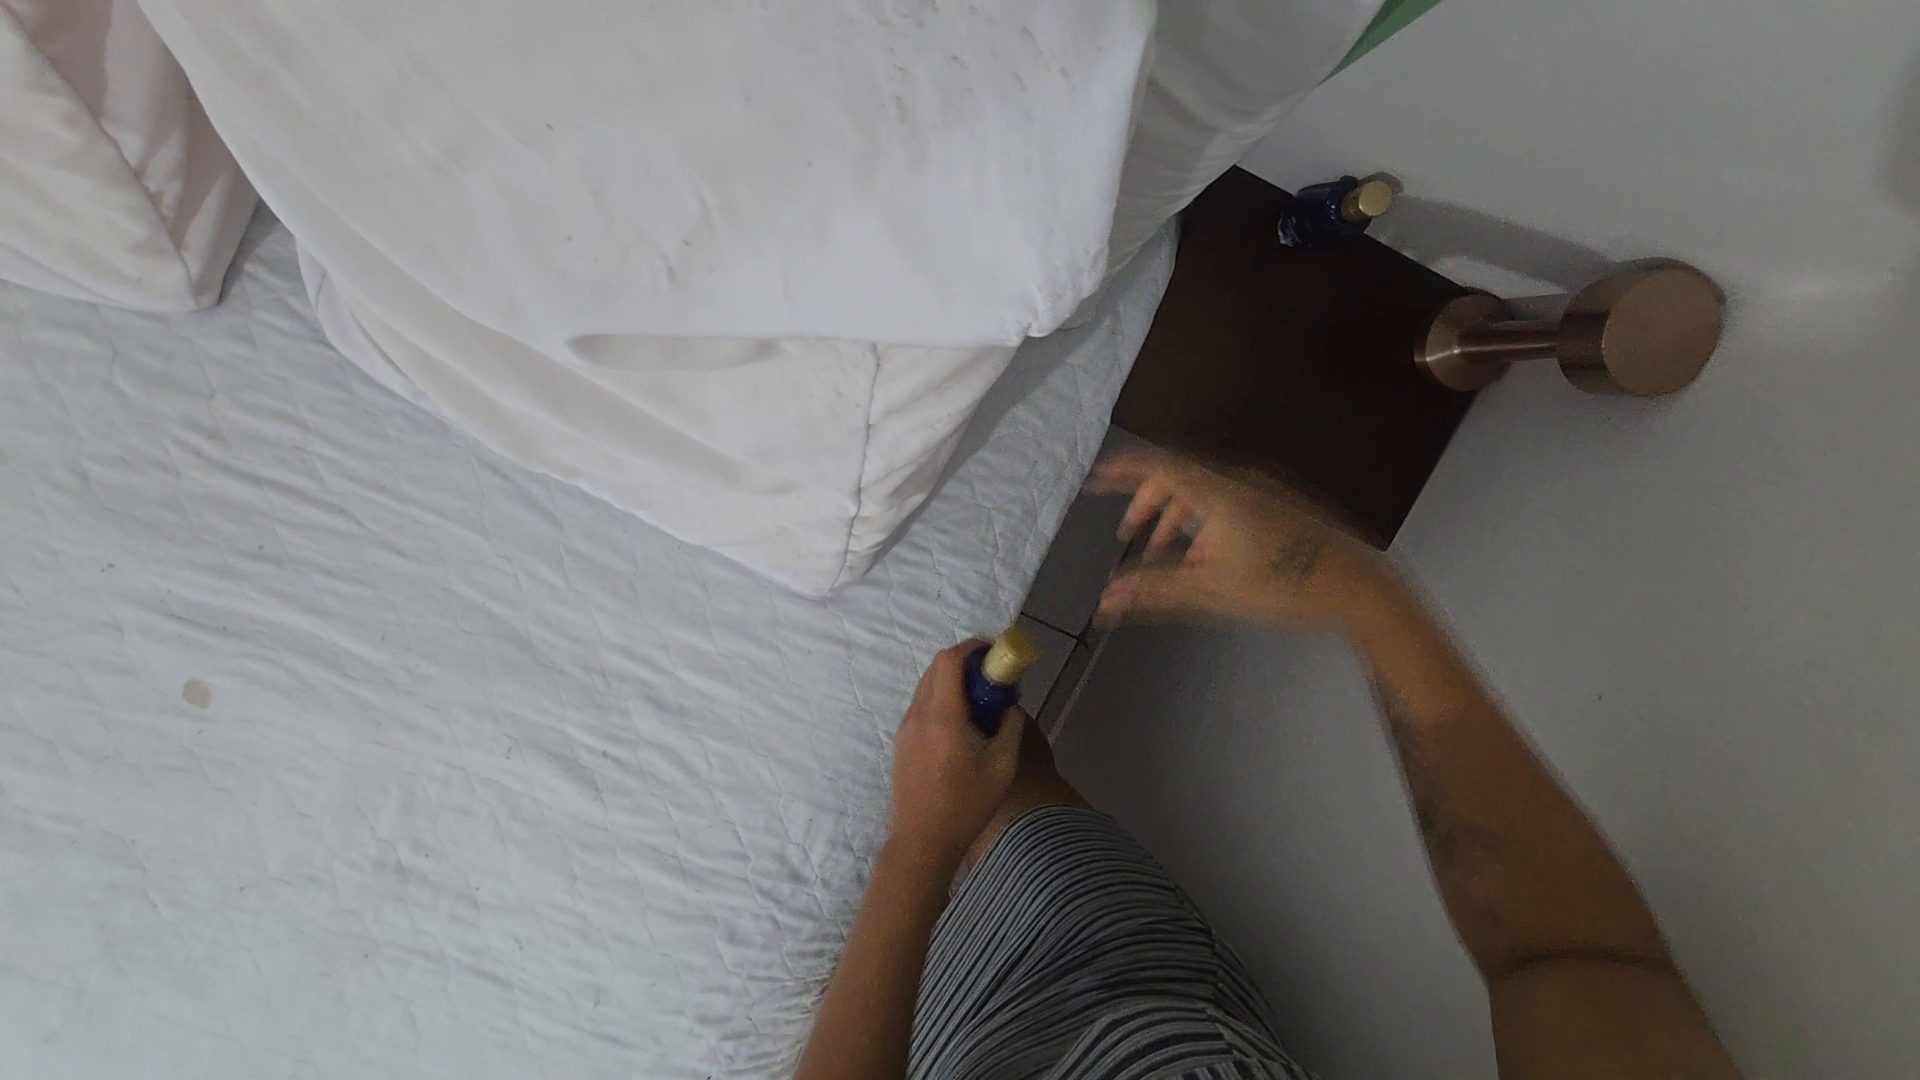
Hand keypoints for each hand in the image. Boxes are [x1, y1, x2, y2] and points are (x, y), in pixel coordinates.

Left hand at [888, 642, 1025, 866]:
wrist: (922, 841)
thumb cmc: (965, 806)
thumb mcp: (1002, 767)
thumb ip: (1009, 726)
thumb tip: (1010, 705)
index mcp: (942, 717)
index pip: (949, 661)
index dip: (972, 647)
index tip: (994, 652)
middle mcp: (918, 715)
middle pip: (937, 667)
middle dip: (965, 662)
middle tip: (992, 677)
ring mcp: (905, 727)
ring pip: (927, 685)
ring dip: (952, 680)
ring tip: (980, 702)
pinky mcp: (901, 740)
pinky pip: (922, 704)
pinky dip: (942, 698)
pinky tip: (962, 723)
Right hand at [1086, 447, 1400, 628]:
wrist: (1360, 588)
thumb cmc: (1281, 587)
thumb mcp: (1209, 590)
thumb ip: (1153, 590)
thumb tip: (1105, 598)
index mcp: (1216, 494)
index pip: (1157, 466)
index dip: (1122, 469)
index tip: (1096, 479)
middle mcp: (1237, 481)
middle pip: (1176, 476)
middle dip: (1146, 503)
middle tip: (1130, 534)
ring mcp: (1262, 490)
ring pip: (1201, 489)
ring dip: (1174, 515)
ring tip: (1166, 554)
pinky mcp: (1278, 504)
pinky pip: (1223, 498)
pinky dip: (1200, 518)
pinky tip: (1206, 553)